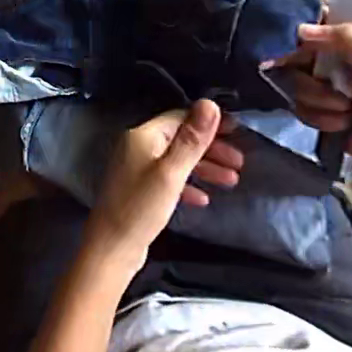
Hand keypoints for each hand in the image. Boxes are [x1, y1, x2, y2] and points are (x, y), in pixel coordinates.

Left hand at [83, 100, 242, 262]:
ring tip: (232, 181)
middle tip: (239, 162)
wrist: (112, 248)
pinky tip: (203, 199)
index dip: (209, 123)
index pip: (181, 117)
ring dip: (204, 167)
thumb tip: (210, 103)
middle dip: (211, 148)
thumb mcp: (172, 172)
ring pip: (177, 160)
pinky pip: (168, 179)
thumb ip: (192, 139)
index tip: (237, 132)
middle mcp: (138, 146)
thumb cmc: (141, 207)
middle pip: (180, 138)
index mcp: (143, 135)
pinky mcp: (139, 189)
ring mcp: (137, 168)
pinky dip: (188, 185)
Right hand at [269, 23, 351, 178]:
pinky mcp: (327, 120)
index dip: (301, 35)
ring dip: (318, 100)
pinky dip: (319, 119)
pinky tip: (343, 127)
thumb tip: (300, 29)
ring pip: (298, 86)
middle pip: (300, 59)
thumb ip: (348, 39)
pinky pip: (302, 111)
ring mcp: (333, 94)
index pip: (319, 28)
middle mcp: (343, 66)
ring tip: (347, 112)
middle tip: (331, 89)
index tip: (290, 47)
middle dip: (310, 76)